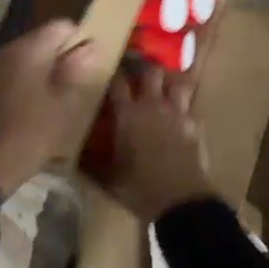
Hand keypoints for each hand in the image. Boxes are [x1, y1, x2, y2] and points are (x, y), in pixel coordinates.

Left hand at [0, 20, 108, 198]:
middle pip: (43, 37)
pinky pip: (18, 65)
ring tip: (60, 89)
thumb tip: (91, 45)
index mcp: (29, 50)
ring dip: (47, 63)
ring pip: (30, 51)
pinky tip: (39, 97)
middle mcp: (11, 49)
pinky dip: (31, 73)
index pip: (60, 26)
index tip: (88, 62)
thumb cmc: (37, 129)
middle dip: (63, 51)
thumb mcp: (66, 100)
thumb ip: (79, 67)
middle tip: (77, 78)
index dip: (79, 39)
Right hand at [104, 65, 215, 221]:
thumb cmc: (140, 189)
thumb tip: (72, 157)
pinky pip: (191, 104)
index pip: (118, 81)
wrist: (181, 201)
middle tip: (138, 69)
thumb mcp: (108, 178)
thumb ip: (91, 162)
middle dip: (145, 66)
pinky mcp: (196, 125)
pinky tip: (180, 110)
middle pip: (151, 71)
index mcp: (127, 114)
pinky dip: (184, 103)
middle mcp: (152, 106)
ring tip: (163, 82)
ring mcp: (178, 113)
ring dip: (169, 79)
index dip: (114, 71)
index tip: (110, 67)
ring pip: (177, 81)